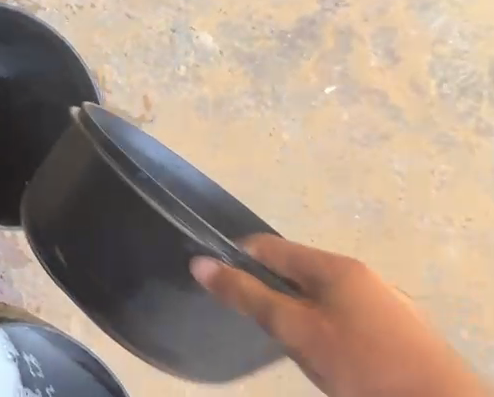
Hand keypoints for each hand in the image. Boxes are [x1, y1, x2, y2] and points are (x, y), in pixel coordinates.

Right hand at [192, 235, 486, 396]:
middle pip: (297, 273)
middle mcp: (367, 278)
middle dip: (274, 294)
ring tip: (304, 347)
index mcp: (336, 266)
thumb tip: (198, 262)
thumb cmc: (364, 364)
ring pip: (326, 299)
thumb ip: (244, 293)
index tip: (227, 291)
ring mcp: (395, 308)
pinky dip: (337, 332)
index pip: (265, 246)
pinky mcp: (412, 338)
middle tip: (267, 326)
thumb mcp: (292, 329)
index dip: (237, 262)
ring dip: (306, 315)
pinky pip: (355, 320)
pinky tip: (342, 360)